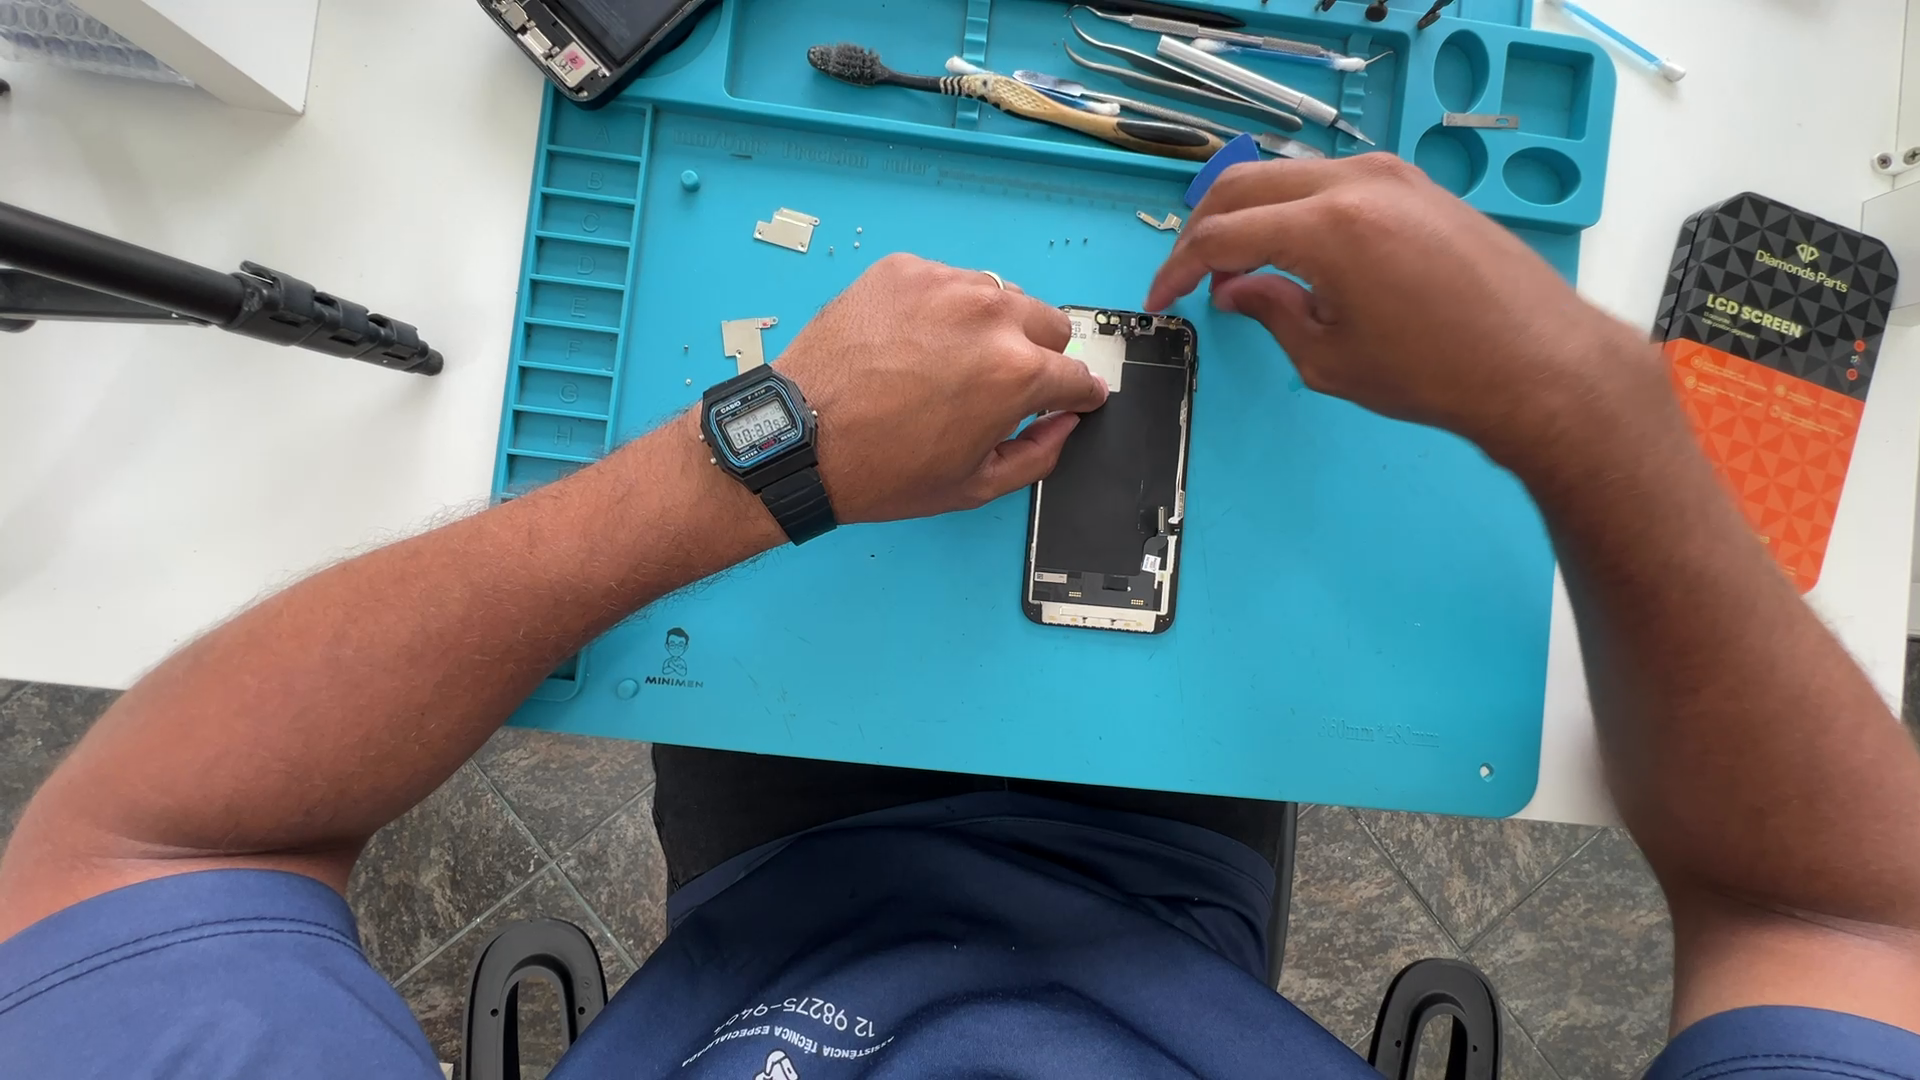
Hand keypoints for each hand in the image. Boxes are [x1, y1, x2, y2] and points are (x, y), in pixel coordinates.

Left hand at [777, 254, 1108, 522]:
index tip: (1071, 400)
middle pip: (1050, 324)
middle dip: (1041, 357)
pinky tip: (915, 341)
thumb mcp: (974, 486)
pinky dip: (946, 310)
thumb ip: (1039, 456)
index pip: (1078, 375)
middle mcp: (991, 315)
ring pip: (1002, 297)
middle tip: (1003, 385)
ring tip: (953, 361)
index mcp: (1017, 372)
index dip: (1078, 395)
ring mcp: (945, 283)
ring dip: (995, 328)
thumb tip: (1065, 424)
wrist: (799, 439)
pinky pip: (950, 283)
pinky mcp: (904, 269)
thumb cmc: (885, 471)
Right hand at [1144, 155, 1657, 467]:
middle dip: (1201, 233)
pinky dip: (1289, 212)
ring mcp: (1390, 174)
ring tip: (1231, 269)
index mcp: (1326, 227)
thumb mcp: (1325, 356)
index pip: (1221, 235)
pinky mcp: (1414, 184)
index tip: (1159, 299)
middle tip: (1185, 279)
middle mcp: (1355, 181)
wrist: (1536, 363)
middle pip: (1243, 187)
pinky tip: (1286, 252)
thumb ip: (1269, 310)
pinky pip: (1327, 183)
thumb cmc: (1426, 374)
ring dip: (1244, 216)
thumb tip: (1232, 290)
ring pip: (1284, 177)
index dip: (1177, 270)